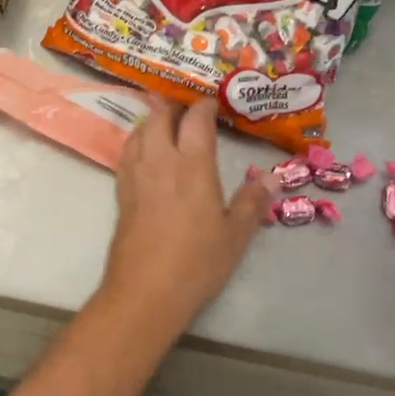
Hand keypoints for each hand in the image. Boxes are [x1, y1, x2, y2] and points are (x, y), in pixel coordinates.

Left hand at [99, 97, 272, 333]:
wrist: (144, 292)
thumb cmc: (196, 262)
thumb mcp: (234, 236)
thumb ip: (252, 202)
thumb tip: (273, 177)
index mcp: (192, 164)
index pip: (196, 118)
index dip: (204, 105)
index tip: (214, 103)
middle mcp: (161, 159)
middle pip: (160, 114)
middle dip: (173, 104)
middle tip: (188, 109)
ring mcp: (137, 174)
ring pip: (140, 129)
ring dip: (153, 120)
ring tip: (166, 125)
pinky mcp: (121, 191)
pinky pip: (127, 152)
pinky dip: (137, 141)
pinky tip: (146, 153)